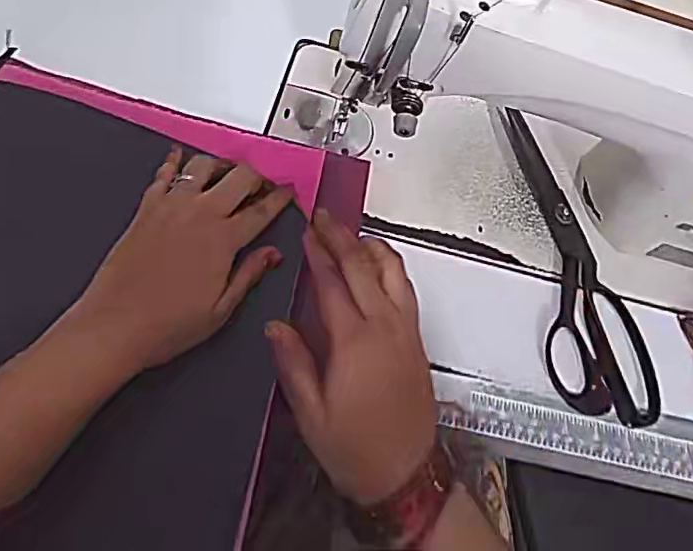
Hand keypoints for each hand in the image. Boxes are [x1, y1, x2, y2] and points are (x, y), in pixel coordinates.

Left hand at [73, 150, 294, 371]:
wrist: (112, 326)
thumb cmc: (164, 325)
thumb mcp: (219, 310)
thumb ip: (249, 275)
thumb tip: (271, 255)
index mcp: (223, 239)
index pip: (262, 209)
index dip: (280, 197)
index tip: (287, 191)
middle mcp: (200, 214)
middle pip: (240, 176)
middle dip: (258, 175)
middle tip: (264, 181)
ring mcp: (171, 206)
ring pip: (204, 165)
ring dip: (222, 164)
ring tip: (228, 170)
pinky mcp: (147, 208)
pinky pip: (164, 174)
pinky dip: (173, 161)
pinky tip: (178, 155)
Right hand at [266, 212, 436, 504]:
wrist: (407, 475)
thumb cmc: (357, 450)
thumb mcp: (312, 415)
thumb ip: (293, 364)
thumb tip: (275, 326)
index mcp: (354, 341)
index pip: (332, 282)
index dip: (317, 253)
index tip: (306, 233)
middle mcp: (384, 325)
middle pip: (362, 265)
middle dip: (340, 236)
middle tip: (323, 217)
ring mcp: (405, 328)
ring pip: (391, 269)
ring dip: (369, 245)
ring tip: (350, 234)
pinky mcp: (417, 336)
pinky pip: (405, 286)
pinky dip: (390, 265)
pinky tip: (379, 265)